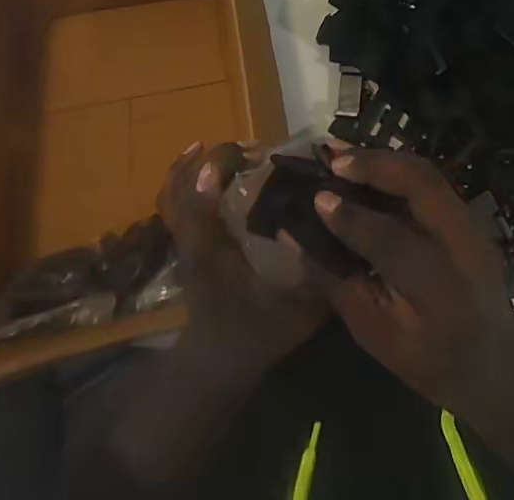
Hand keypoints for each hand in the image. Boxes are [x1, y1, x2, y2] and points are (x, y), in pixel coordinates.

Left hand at [159, 142, 328, 380]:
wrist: (215, 364)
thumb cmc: (255, 334)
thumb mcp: (295, 311)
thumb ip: (316, 274)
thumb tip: (341, 233)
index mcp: (211, 249)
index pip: (201, 196)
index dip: (222, 167)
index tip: (256, 156)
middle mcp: (190, 239)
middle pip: (183, 186)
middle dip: (214, 160)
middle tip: (251, 152)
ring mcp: (182, 241)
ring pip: (171, 193)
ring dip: (191, 166)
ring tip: (218, 148)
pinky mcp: (184, 245)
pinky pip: (173, 204)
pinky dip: (182, 180)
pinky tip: (204, 170)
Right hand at [312, 146, 513, 410]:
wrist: (496, 362)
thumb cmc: (427, 358)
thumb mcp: (374, 333)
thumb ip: (333, 280)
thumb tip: (291, 235)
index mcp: (441, 292)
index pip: (393, 241)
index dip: (351, 218)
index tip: (317, 198)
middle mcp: (464, 248)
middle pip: (422, 186)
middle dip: (374, 165)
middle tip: (332, 160)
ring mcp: (473, 227)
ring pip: (427, 173)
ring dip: (382, 159)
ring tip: (343, 154)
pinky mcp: (470, 216)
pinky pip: (430, 180)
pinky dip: (395, 168)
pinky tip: (367, 167)